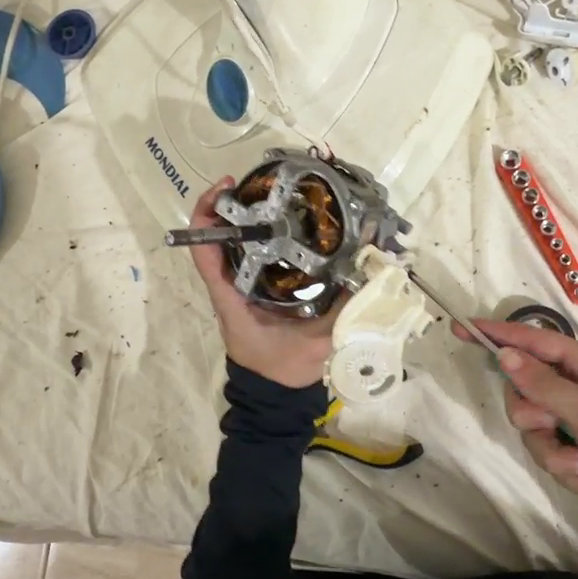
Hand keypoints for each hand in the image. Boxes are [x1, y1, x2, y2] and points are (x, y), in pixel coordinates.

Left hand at [186, 179, 338, 389]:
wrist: (275, 396)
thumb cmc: (284, 368)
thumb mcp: (316, 341)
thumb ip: (343, 309)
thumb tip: (372, 274)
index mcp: (231, 297)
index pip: (204, 251)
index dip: (207, 216)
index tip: (227, 188)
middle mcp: (230, 287)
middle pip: (217, 237)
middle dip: (234, 205)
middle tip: (264, 182)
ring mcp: (240, 288)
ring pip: (233, 244)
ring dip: (249, 216)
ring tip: (280, 194)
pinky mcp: (255, 291)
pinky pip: (252, 256)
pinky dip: (266, 235)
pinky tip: (294, 223)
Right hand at [456, 319, 577, 501]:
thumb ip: (544, 385)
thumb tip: (505, 355)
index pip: (530, 342)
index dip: (496, 334)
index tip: (462, 326)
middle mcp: (574, 387)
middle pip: (522, 395)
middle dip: (537, 421)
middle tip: (558, 432)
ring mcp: (573, 418)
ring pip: (534, 433)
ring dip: (562, 456)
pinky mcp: (575, 446)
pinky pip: (552, 457)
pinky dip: (575, 473)